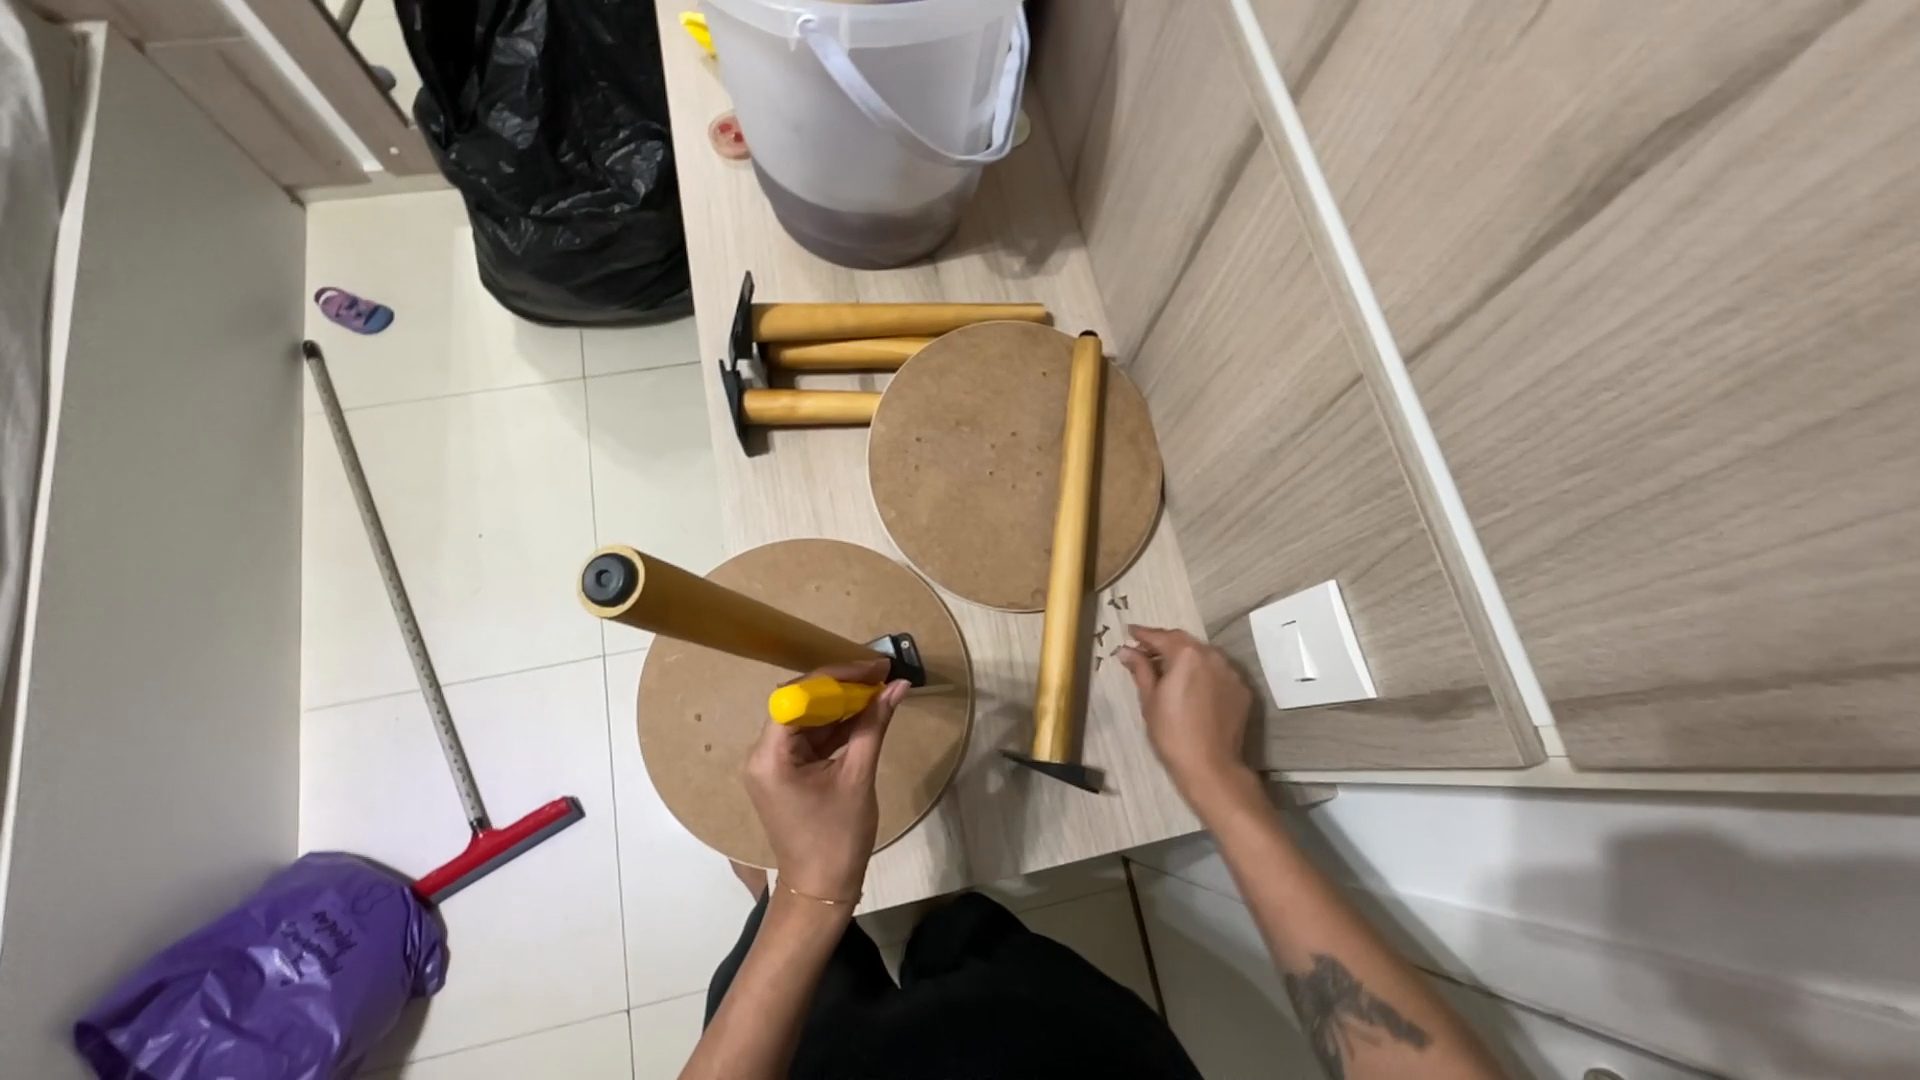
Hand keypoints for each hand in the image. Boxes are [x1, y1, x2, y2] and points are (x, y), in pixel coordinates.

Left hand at [741, 658, 904, 902]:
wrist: (821, 890)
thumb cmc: (837, 837)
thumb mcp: (858, 777)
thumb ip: (874, 725)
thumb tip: (897, 686)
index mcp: (770, 756)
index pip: (798, 696)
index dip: (835, 676)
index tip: (872, 668)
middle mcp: (763, 753)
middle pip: (801, 702)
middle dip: (842, 686)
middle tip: (881, 674)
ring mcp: (773, 763)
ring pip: (809, 717)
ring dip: (843, 703)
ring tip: (880, 687)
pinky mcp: (786, 771)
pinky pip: (812, 736)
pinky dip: (838, 725)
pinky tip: (867, 711)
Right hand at [1117, 626, 1256, 800]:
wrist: (1210, 766)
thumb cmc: (1172, 733)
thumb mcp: (1149, 699)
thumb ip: (1140, 669)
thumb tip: (1126, 650)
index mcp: (1187, 655)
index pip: (1161, 637)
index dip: (1143, 634)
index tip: (1130, 632)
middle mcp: (1212, 656)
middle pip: (1185, 642)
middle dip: (1164, 644)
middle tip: (1145, 651)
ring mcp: (1231, 673)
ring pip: (1204, 656)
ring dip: (1185, 657)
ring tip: (1168, 668)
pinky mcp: (1242, 690)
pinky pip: (1218, 672)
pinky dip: (1203, 673)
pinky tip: (1192, 686)